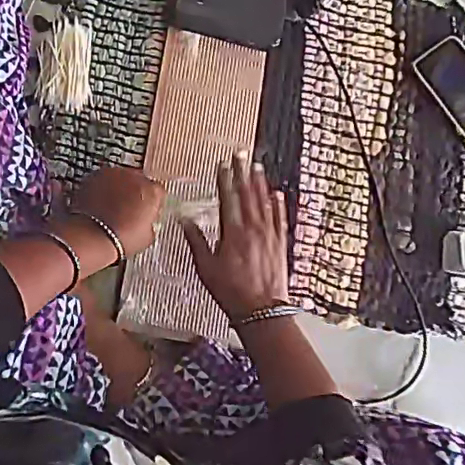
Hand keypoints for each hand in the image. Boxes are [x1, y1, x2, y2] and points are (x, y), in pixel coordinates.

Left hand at [67, 167, 164, 257]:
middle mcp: (134, 177)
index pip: (158, 192)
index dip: (152, 203)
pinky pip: (101, 181)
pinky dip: (100, 189)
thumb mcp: (146, 237)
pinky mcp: (93, 177)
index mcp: (152, 191)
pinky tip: (98, 204)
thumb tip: (146, 224)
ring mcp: (112, 175)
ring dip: (117, 189)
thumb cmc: (120, 238)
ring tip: (110, 207)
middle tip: (127, 210)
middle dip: (134, 193)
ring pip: (119, 179)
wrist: (92, 236)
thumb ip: (149, 223)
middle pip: (138, 181)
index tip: (147, 212)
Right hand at [183, 153, 290, 320]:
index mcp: (232, 233)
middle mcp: (252, 230)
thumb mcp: (205, 267)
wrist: (260, 310)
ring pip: (264, 202)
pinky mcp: (279, 244)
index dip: (225, 179)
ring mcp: (268, 235)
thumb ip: (196, 241)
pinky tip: (277, 193)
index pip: (228, 198)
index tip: (222, 165)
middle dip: (243, 173)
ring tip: (257, 167)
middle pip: (247, 195)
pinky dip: (279, 204)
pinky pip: (279, 218)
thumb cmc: (230, 290)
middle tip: (241, 155)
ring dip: (260, 183)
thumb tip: (184, 220)